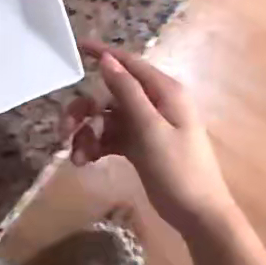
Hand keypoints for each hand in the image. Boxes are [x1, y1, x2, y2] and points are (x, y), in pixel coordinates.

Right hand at [62, 39, 236, 233]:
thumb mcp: (150, 129)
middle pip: (108, 93)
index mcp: (164, 92)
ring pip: (104, 117)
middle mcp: (154, 103)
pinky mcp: (138, 145)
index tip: (76, 47)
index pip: (128, 63)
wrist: (199, 217)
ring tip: (76, 155)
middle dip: (84, 110)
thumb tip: (107, 59)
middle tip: (66, 129)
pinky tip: (85, 161)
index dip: (102, 53)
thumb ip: (127, 92)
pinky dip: (94, 146)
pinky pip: (109, 136)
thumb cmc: (179, 169)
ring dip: (86, 133)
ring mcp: (145, 125)